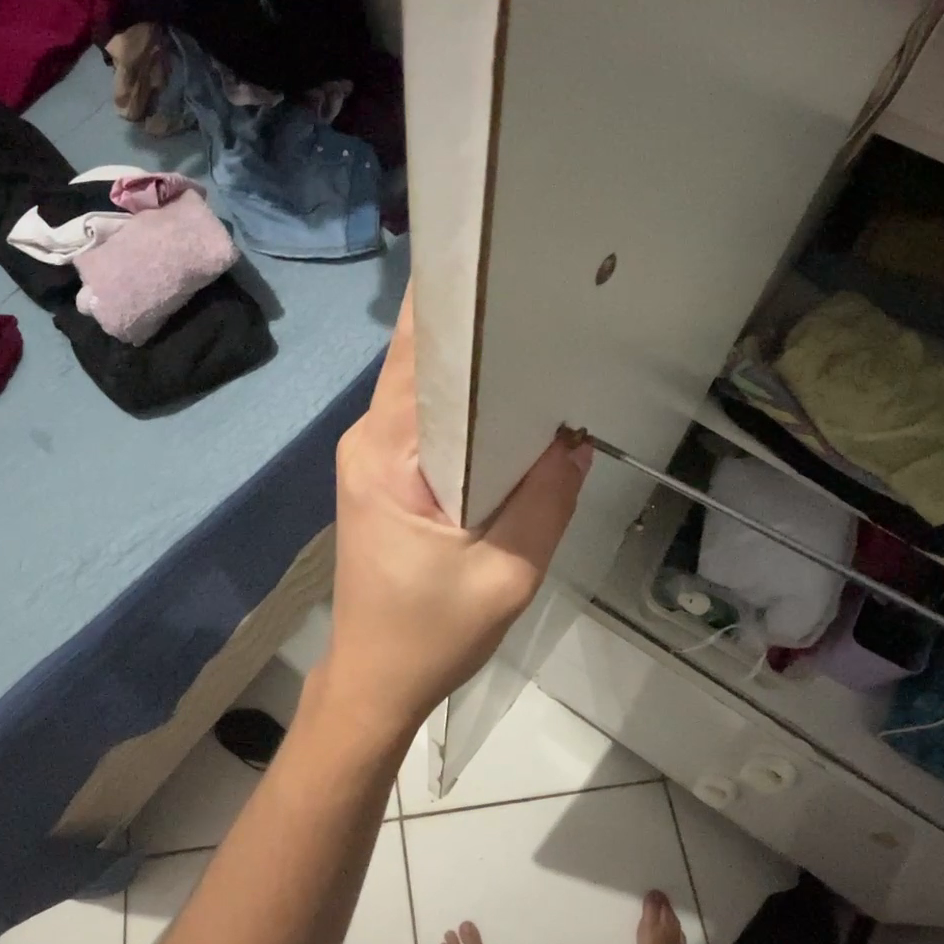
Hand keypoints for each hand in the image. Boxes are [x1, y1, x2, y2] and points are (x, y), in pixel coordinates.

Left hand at [318, 286, 590, 731]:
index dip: (465, 304)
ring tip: (535, 335)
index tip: (511, 262)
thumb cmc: (430, 635)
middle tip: (543, 290)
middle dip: (478, 324)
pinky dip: (465, 404)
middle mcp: (368, 439)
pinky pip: (426, 420)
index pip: (422, 351)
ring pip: (426, 388)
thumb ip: (546, 499)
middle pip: (423, 359)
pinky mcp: (382, 475)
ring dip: (474, 365)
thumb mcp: (506, 573)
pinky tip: (508, 399)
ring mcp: (370, 456)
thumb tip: (574, 435)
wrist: (375, 681)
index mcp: (386, 452)